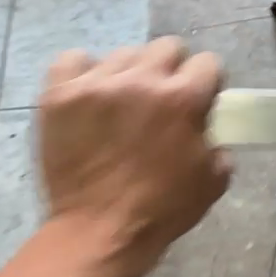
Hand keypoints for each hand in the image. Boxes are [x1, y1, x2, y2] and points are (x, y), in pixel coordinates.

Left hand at [37, 37, 231, 268]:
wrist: (101, 229)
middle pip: (166, 47)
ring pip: (123, 54)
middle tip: (164, 98)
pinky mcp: (58, 95)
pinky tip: (91, 95)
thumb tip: (206, 126)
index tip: (202, 101)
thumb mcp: (215, 177)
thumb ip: (217, 140)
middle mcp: (141, 81)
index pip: (207, 62)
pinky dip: (85, 73)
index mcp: (184, 99)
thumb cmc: (165, 207)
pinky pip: (74, 60)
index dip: (208, 82)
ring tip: (124, 102)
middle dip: (173, 69)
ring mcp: (95, 85)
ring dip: (131, 74)